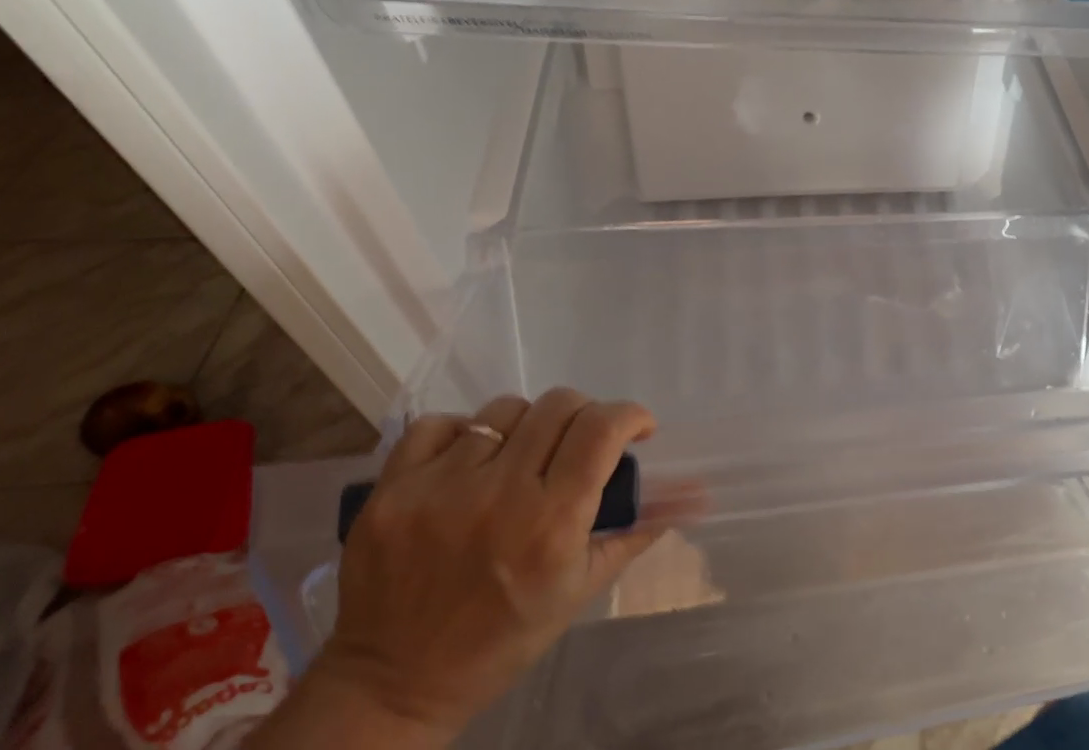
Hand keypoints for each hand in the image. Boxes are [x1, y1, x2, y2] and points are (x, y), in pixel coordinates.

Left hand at [309, 390, 671, 739]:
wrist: (396, 681)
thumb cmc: (504, 639)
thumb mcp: (581, 588)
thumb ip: (636, 531)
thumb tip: (695, 496)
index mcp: (552, 523)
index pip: (601, 429)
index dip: (630, 415)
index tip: (637, 429)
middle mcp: (498, 494)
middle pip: (558, 406)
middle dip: (586, 415)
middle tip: (583, 443)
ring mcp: (439, 488)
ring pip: (504, 410)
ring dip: (528, 425)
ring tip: (523, 456)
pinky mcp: (392, 489)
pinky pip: (439, 424)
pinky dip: (464, 432)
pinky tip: (471, 460)